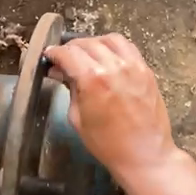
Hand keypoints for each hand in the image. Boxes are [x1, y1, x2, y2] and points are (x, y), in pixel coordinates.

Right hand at [44, 33, 180, 185]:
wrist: (144, 154)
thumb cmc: (107, 144)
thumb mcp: (78, 118)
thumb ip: (70, 89)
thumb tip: (61, 72)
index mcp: (93, 79)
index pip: (68, 54)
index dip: (55, 53)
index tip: (49, 56)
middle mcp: (114, 67)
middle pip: (86, 43)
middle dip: (71, 48)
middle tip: (64, 59)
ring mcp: (133, 66)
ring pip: (109, 39)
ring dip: (93, 43)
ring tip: (86, 54)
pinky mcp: (146, 70)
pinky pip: (128, 47)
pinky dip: (113, 47)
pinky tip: (107, 57)